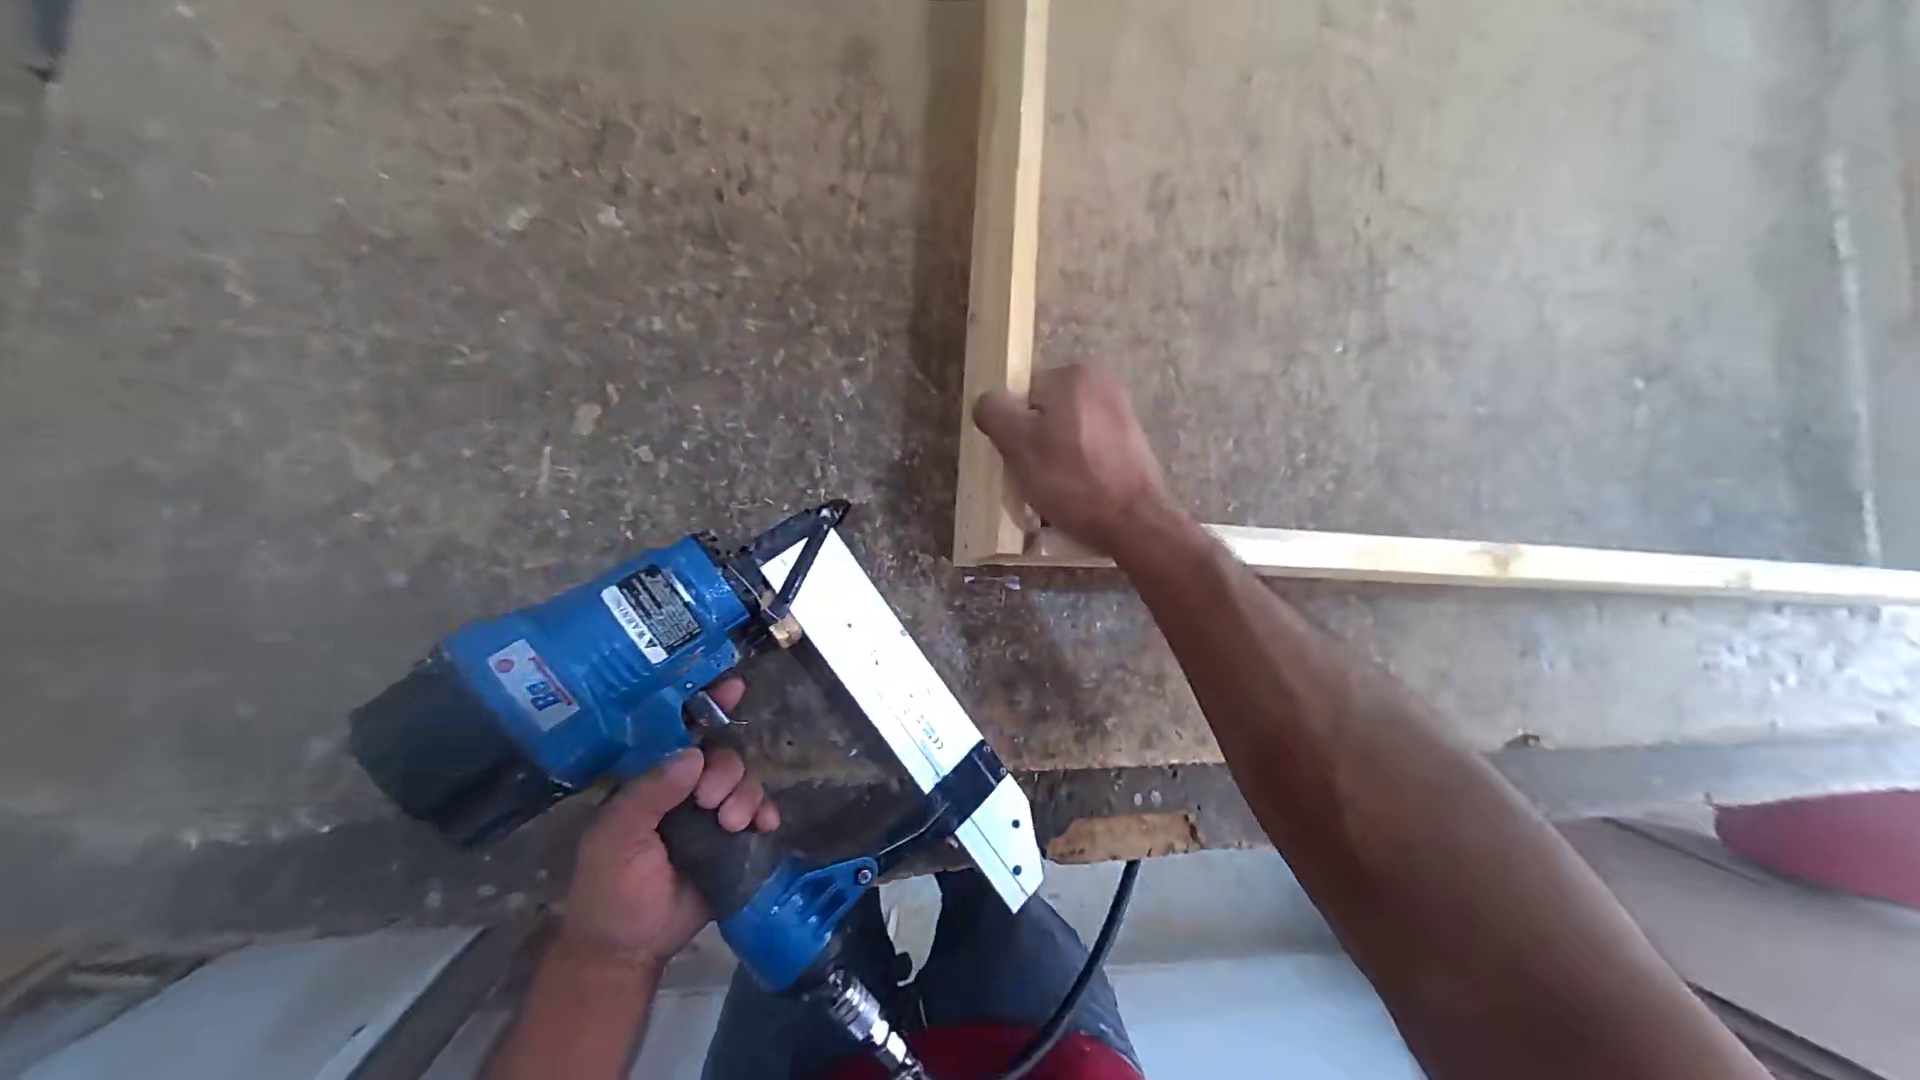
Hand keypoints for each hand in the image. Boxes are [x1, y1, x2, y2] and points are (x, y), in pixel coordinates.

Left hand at [557, 677, 779, 971]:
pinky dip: (766, 811)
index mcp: (653, 780)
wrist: (627, 950)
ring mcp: (712, 814)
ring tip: (733, 824)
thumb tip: (693, 755)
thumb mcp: (614, 838)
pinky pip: (760, 811)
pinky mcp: (735, 839)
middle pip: (722, 753)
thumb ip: (648, 794)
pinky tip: (765, 825)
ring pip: (744, 778)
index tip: (734, 686)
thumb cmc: (608, 889)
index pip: (680, 732)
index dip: (707, 705)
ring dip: (746, 793)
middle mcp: (685, 789)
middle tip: (713, 801)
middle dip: (726, 769)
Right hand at [973, 363, 1174, 553]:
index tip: (1019, 456)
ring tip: (1056, 490)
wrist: (1131, 522)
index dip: (1014, 428)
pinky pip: (1087, 452)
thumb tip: (990, 403)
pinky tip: (1077, 493)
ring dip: (1055, 460)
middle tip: (1035, 475)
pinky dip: (1078, 470)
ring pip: (1065, 436)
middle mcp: (1103, 384)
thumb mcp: (1017, 443)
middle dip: (1035, 444)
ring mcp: (1122, 414)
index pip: (1024, 395)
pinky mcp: (1131, 444)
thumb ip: (994, 411)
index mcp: (1075, 374)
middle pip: (1045, 415)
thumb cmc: (1070, 478)